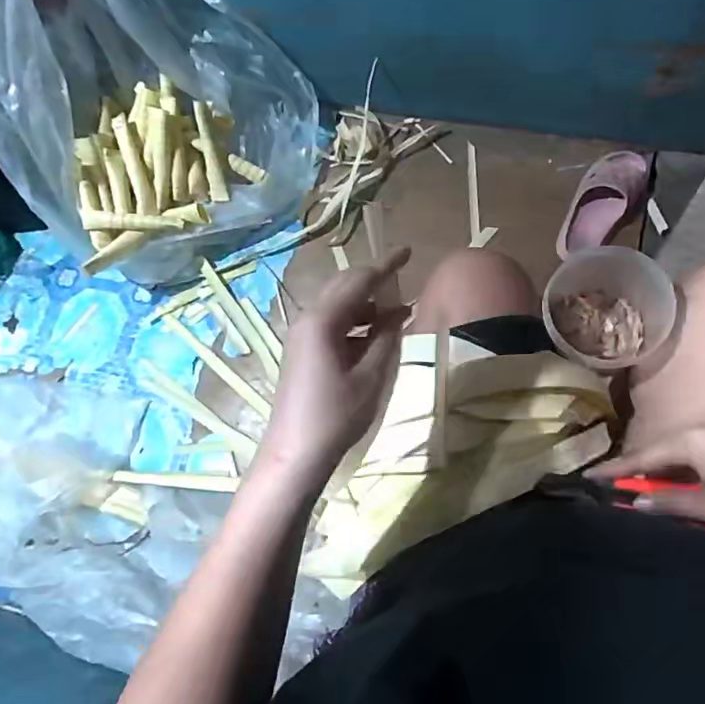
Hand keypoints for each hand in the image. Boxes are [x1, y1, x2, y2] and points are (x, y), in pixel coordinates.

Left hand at [257, 248, 411, 475]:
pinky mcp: (301, 351)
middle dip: (375, 282)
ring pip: (337, 306)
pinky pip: (330, 324)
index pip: (359, 280)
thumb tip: (400, 312)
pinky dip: (354, 323)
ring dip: (366, 305)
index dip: (386, 265)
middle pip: (344, 287)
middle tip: (404, 279)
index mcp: (322, 320)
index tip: (409, 251)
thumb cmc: (336, 415)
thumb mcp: (370, 376)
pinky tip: (374, 336)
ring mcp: (300, 336)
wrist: (295, 452)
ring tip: (397, 314)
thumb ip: (386, 338)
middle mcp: (306, 320)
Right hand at [586, 428, 704, 536]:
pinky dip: (677, 473)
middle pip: (656, 454)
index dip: (613, 471)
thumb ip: (670, 503)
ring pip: (675, 457)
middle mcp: (699, 433)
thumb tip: (636, 501)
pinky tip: (674, 487)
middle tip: (610, 488)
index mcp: (687, 441)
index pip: (639, 458)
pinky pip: (693, 459)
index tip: (587, 478)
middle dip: (633, 472)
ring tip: (638, 491)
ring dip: (657, 474)